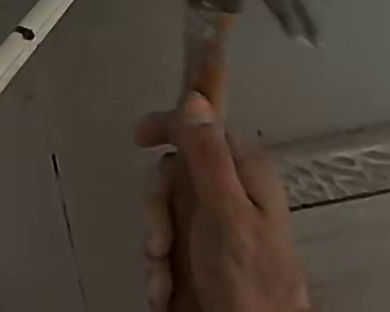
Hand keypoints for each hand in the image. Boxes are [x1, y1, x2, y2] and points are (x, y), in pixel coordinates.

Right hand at [137, 94, 309, 311]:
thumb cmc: (249, 282)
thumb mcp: (227, 214)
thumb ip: (208, 155)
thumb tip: (194, 98)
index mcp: (244, 169)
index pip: (202, 123)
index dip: (170, 125)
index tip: (140, 137)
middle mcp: (230, 188)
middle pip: (175, 167)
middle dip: (157, 204)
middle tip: (157, 241)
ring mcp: (215, 222)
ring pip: (166, 205)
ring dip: (156, 241)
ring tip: (162, 279)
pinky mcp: (201, 252)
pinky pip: (166, 239)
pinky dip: (159, 265)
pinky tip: (164, 291)